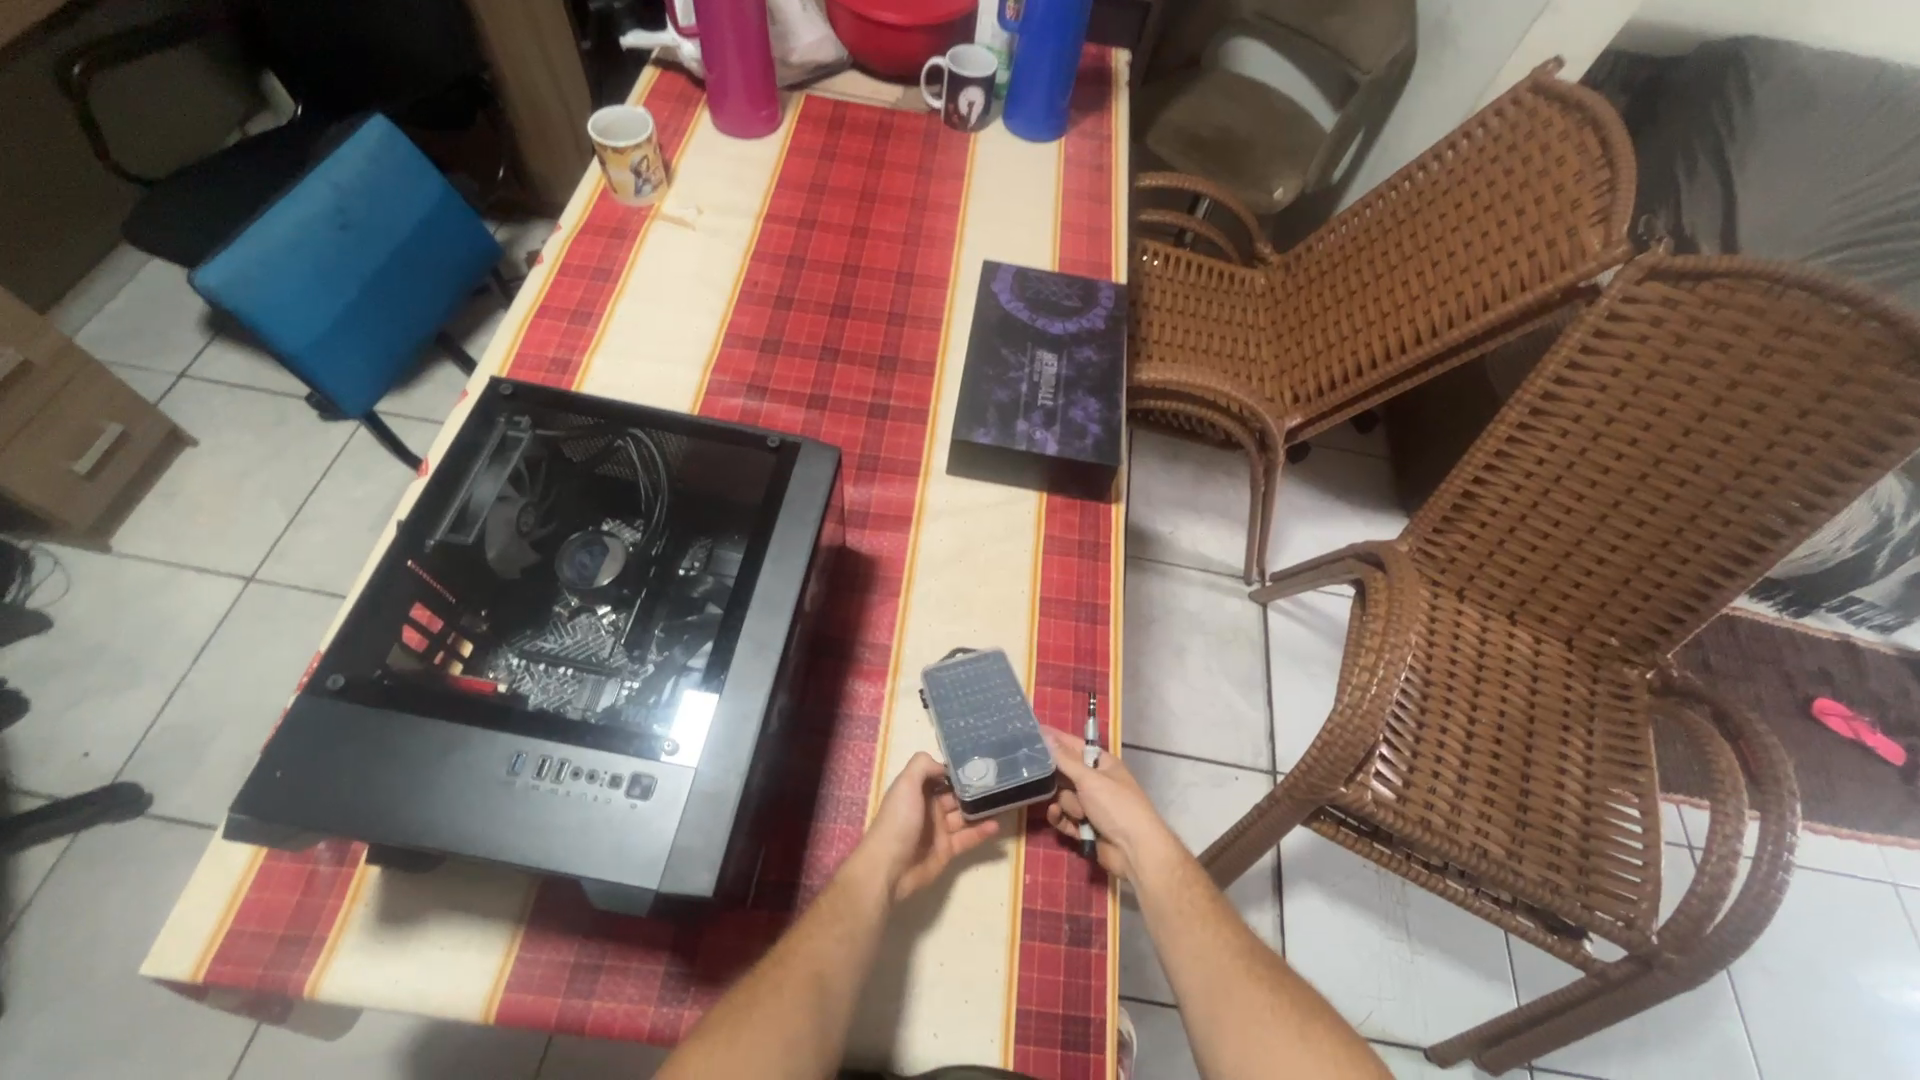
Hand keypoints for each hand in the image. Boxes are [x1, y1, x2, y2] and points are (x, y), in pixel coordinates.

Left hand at [855, 752, 1001, 900]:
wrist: (889, 867)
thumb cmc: (898, 821)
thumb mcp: (905, 784)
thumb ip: (923, 765)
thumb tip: (946, 766)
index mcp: (917, 791)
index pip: (941, 776)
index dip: (958, 770)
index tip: (981, 763)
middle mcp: (929, 808)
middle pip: (956, 795)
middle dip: (975, 789)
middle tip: (1000, 781)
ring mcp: (939, 830)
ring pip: (965, 816)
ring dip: (982, 809)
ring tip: (1003, 801)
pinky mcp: (947, 850)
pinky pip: (968, 838)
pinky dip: (982, 831)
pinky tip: (995, 825)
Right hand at [1042, 726, 1173, 880]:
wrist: (1134, 850)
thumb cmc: (1117, 806)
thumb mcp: (1090, 779)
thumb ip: (1065, 759)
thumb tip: (1047, 735)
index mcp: (1102, 764)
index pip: (1073, 745)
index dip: (1055, 739)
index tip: (1031, 732)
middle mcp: (1095, 782)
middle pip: (1064, 773)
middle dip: (1056, 778)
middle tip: (1034, 774)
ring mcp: (1090, 805)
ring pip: (1062, 797)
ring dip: (1068, 805)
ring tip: (1080, 813)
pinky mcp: (1084, 826)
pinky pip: (1063, 817)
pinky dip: (1061, 818)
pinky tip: (1059, 817)